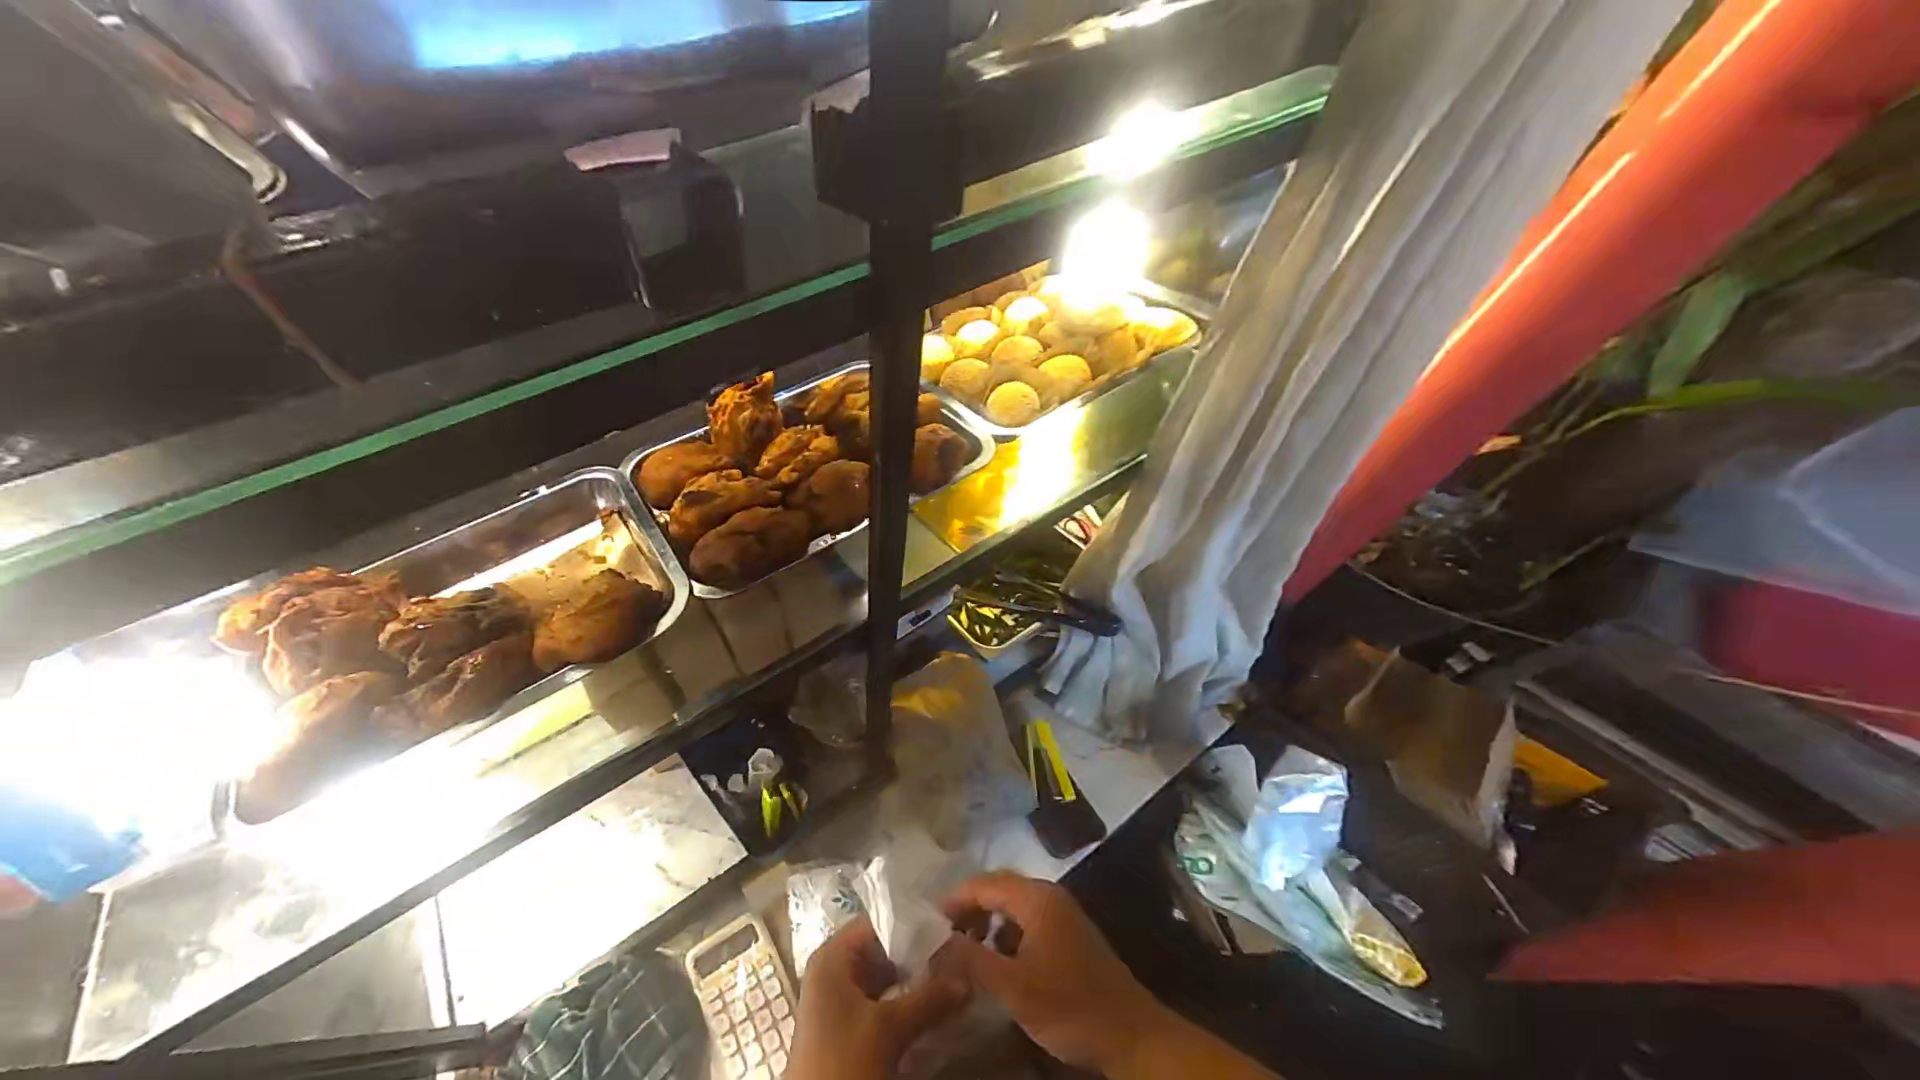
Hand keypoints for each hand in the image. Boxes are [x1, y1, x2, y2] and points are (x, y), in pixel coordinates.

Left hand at [783, 915, 968, 1079]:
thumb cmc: (843, 1062)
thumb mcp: (889, 1029)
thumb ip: (930, 999)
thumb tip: (968, 979)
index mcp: (832, 957)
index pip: (877, 921)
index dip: (913, 921)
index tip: (949, 926)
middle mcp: (832, 969)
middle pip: (880, 947)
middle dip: (916, 952)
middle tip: (955, 951)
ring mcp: (838, 997)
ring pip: (882, 974)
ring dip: (912, 976)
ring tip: (950, 972)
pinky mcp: (846, 1023)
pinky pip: (879, 997)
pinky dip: (903, 998)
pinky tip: (930, 1000)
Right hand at [938, 872, 1167, 1071]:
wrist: (1131, 1034)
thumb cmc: (1070, 1006)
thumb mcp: (1014, 988)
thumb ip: (972, 961)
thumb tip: (938, 944)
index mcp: (1037, 898)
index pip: (985, 884)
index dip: (956, 899)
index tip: (931, 922)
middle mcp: (1050, 896)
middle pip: (1000, 889)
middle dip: (971, 909)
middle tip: (946, 936)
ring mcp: (1063, 914)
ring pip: (1015, 906)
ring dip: (989, 922)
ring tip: (968, 950)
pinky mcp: (1070, 934)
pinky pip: (1029, 921)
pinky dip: (1008, 933)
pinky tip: (999, 961)